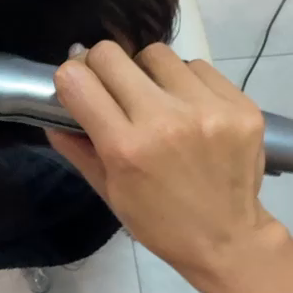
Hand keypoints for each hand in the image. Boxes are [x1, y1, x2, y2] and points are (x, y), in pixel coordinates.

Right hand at [48, 42, 290, 284]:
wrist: (227, 239)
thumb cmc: (159, 221)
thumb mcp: (109, 192)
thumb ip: (77, 149)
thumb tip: (53, 114)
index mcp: (125, 148)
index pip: (78, 79)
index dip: (71, 77)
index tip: (79, 86)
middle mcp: (165, 120)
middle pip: (111, 54)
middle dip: (102, 67)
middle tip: (112, 87)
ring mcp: (208, 110)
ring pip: (157, 54)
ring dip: (148, 73)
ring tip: (157, 100)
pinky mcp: (240, 106)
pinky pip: (198, 68)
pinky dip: (186, 83)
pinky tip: (190, 110)